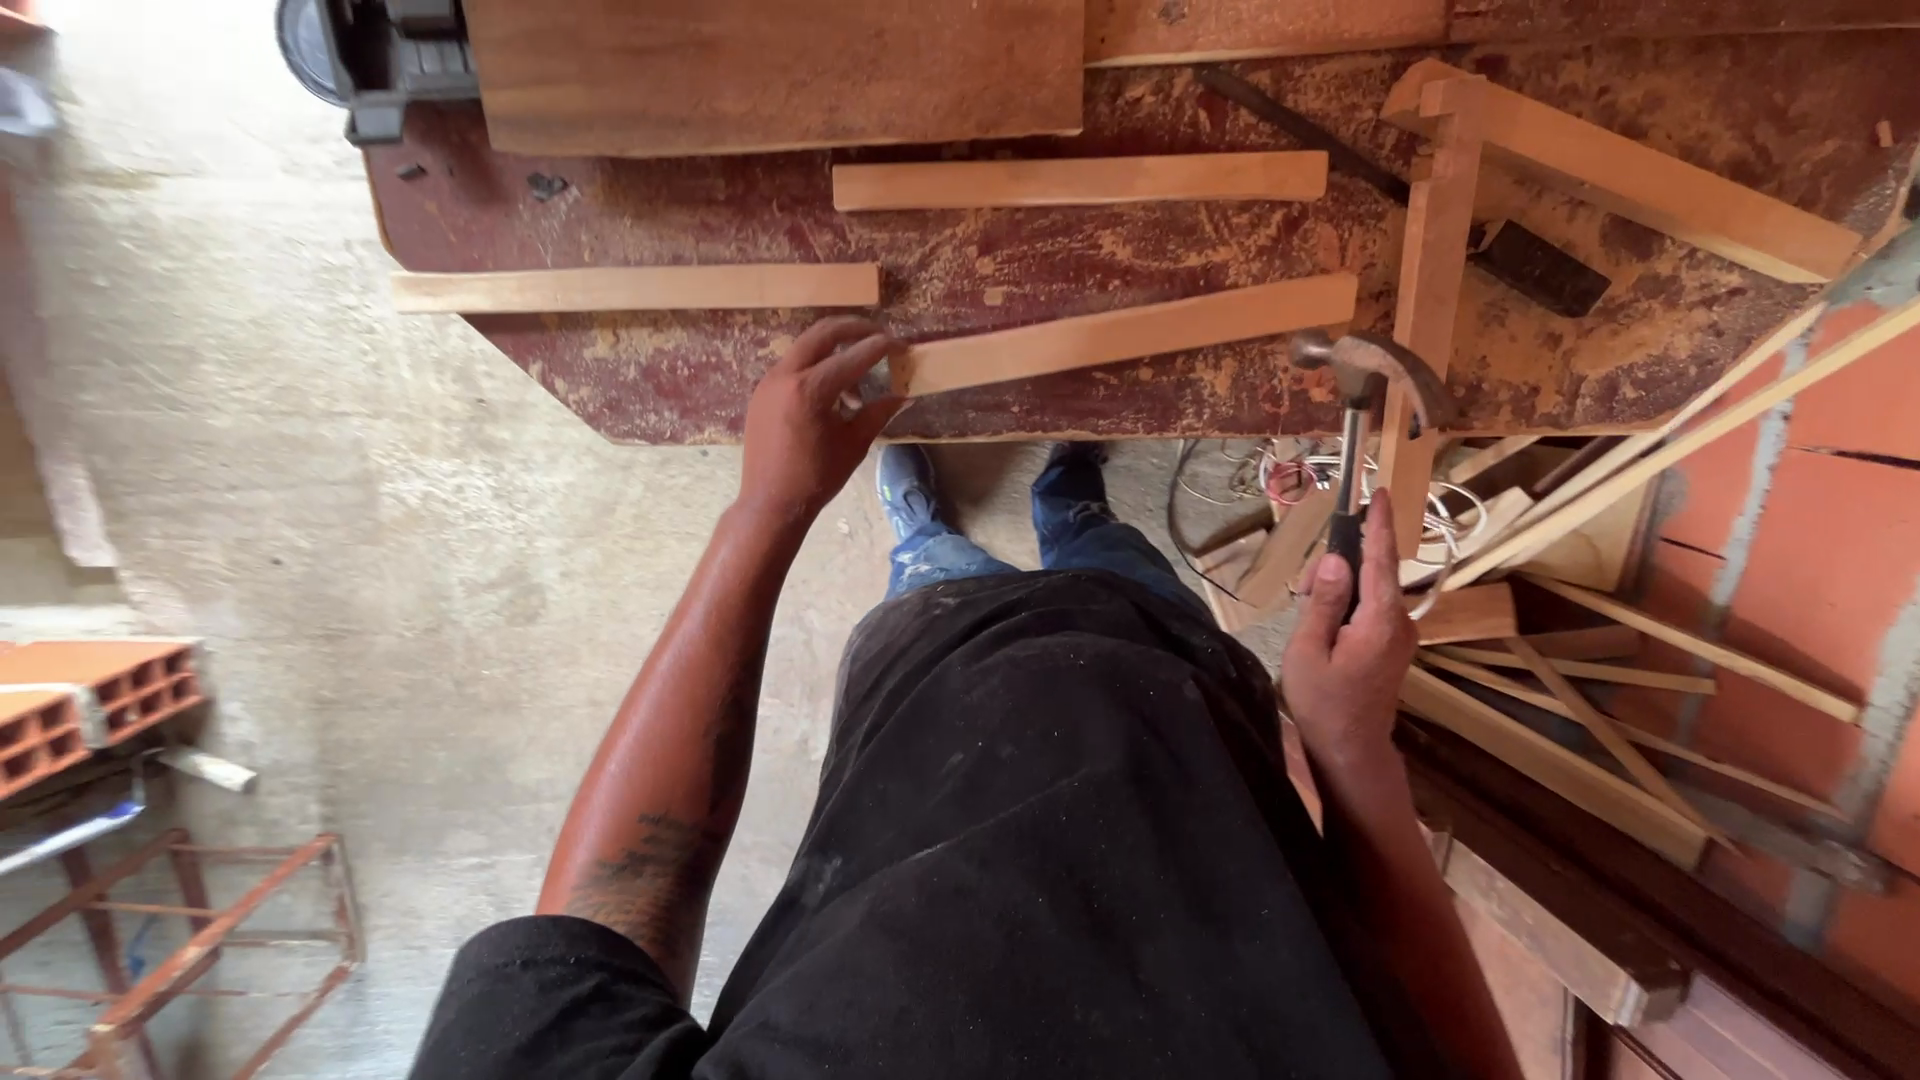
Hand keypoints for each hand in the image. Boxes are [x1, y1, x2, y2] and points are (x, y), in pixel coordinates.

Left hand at [740, 317, 906, 522]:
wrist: (771, 502)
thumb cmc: (817, 478)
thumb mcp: (855, 444)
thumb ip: (878, 413)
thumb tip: (903, 395)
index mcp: (810, 390)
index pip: (854, 355)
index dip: (881, 347)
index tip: (901, 344)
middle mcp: (785, 376)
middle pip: (823, 333)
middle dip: (854, 328)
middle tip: (878, 334)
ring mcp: (769, 382)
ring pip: (805, 348)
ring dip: (834, 351)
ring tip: (857, 381)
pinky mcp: (762, 393)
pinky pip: (793, 367)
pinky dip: (816, 368)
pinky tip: (832, 394)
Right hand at [1279, 489, 1418, 768]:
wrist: (1350, 748)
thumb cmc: (1322, 702)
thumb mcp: (1308, 650)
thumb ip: (1323, 601)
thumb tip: (1336, 559)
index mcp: (1379, 621)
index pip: (1380, 560)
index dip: (1378, 524)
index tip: (1380, 491)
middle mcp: (1399, 622)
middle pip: (1369, 571)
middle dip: (1335, 568)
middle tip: (1300, 592)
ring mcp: (1399, 633)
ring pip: (1367, 589)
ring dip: (1336, 588)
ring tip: (1307, 614)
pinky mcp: (1392, 643)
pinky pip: (1369, 607)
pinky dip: (1344, 603)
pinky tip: (1322, 623)